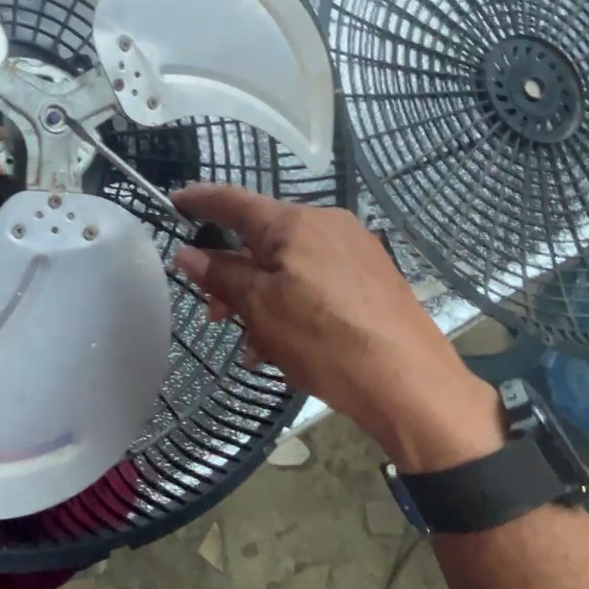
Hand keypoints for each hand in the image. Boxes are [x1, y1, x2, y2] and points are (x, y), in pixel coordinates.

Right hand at [172, 185, 503, 472]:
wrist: (414, 388)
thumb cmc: (327, 341)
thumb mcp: (262, 309)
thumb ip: (222, 275)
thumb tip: (188, 253)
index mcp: (295, 222)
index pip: (233, 200)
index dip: (200, 200)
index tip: (173, 202)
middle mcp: (326, 224)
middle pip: (262, 237)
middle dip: (232, 272)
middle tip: (215, 313)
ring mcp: (355, 249)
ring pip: (288, 263)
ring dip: (261, 297)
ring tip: (255, 346)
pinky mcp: (373, 277)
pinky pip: (316, 278)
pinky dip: (292, 302)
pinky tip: (287, 345)